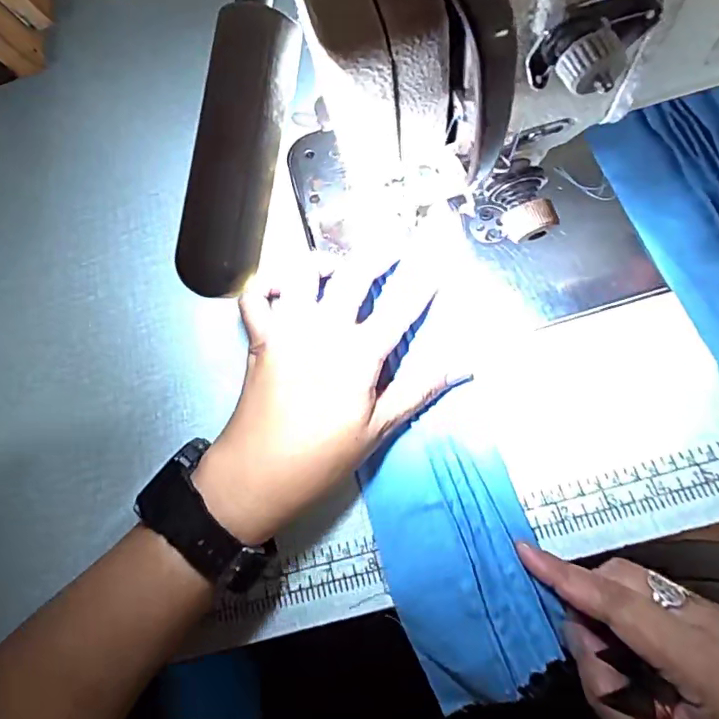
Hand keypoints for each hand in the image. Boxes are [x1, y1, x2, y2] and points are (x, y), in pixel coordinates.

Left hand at [192, 254, 458, 544]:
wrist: (256, 475)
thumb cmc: (322, 457)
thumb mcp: (378, 428)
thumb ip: (418, 389)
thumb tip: (463, 367)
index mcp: (359, 354)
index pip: (401, 305)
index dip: (424, 279)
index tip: (439, 258)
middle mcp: (324, 330)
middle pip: (354, 273)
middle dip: (380, 251)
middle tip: (397, 242)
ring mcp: (288, 329)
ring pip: (301, 273)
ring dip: (321, 261)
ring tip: (338, 263)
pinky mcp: (259, 337)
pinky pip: (254, 296)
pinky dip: (267, 284)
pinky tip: (285, 287)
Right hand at [517, 543, 718, 718]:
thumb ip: (613, 694)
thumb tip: (581, 635)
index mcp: (704, 656)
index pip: (619, 602)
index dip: (566, 575)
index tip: (525, 550)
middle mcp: (717, 620)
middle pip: (633, 579)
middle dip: (590, 589)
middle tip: (577, 641)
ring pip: (651, 585)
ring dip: (616, 603)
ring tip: (613, 658)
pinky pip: (673, 601)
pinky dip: (642, 613)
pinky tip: (644, 656)